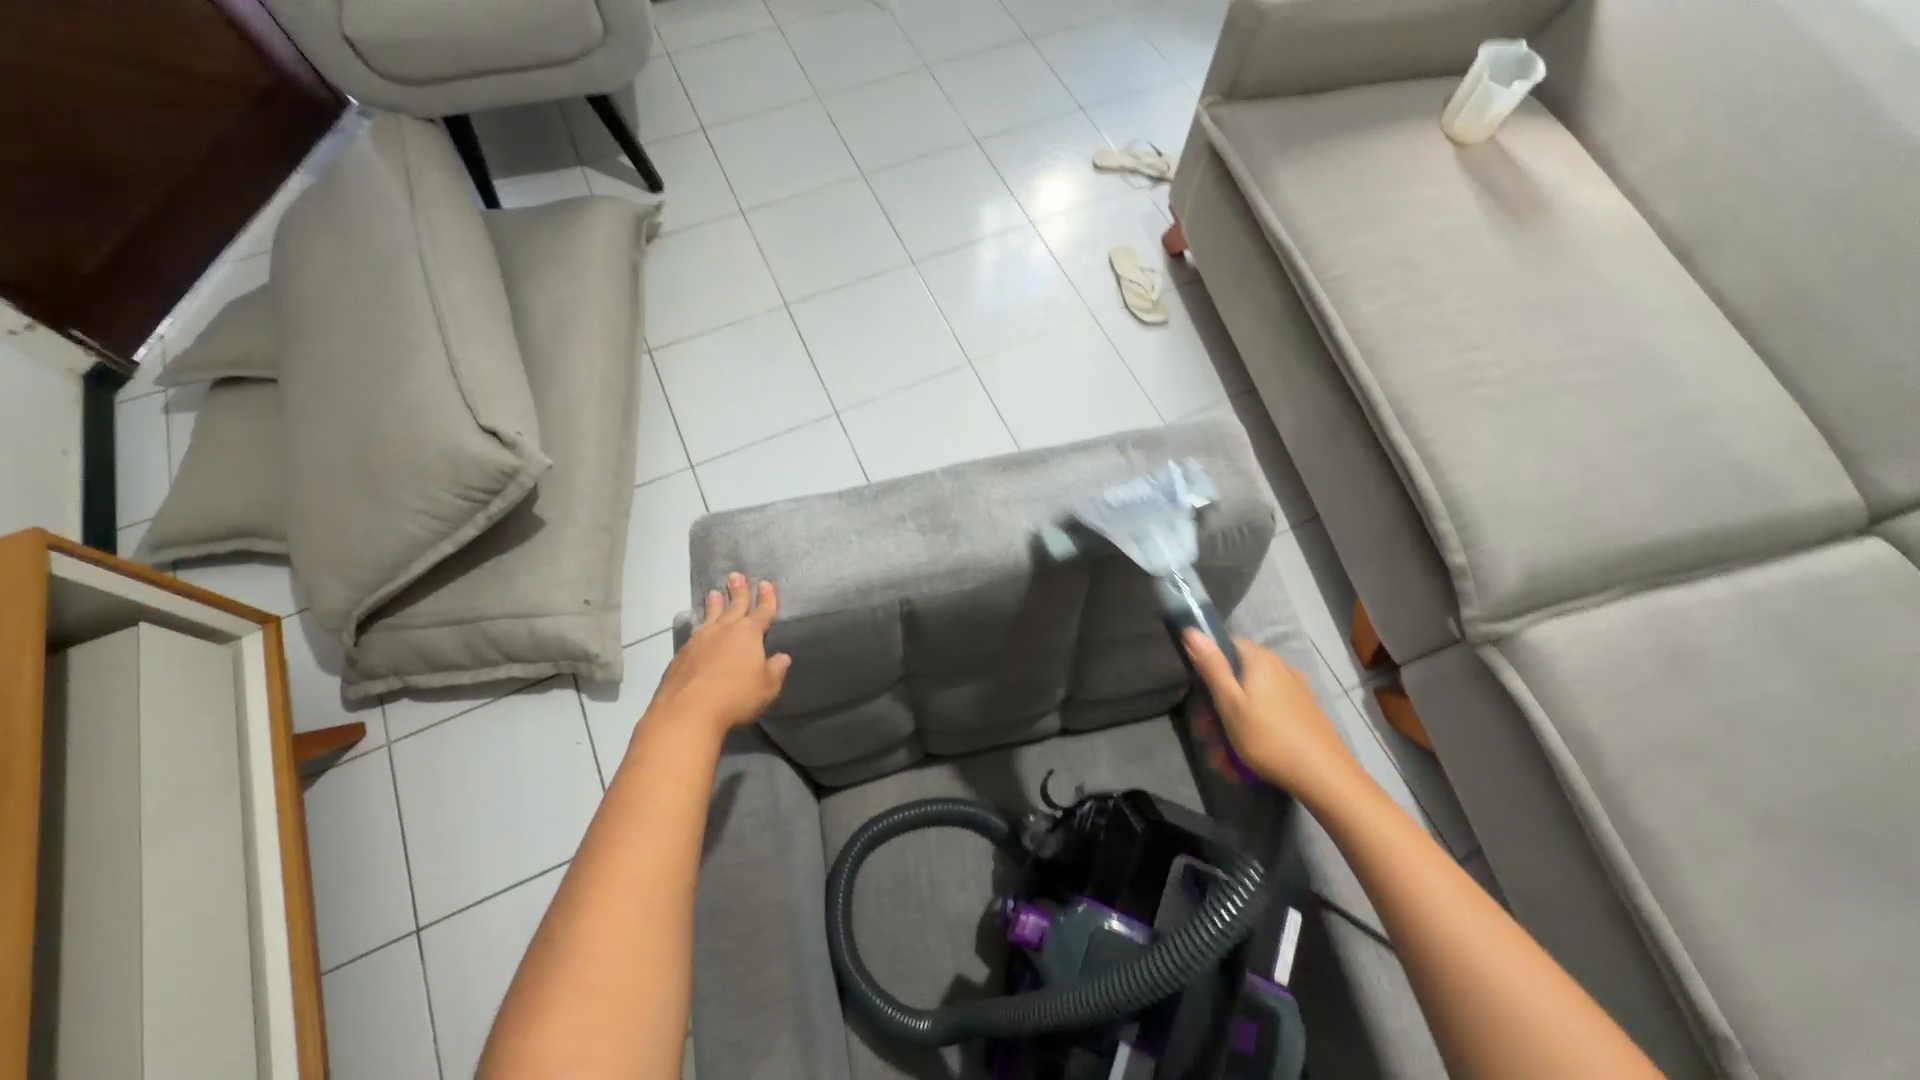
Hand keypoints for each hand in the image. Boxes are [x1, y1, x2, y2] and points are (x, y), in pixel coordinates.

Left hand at [647, 573, 790, 735]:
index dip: (766, 599)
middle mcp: (723, 631)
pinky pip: (695, 633)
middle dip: (738, 591)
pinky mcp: (682, 655)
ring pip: (710, 616)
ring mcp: (699, 641)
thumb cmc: (736, 696)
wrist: (689, 709)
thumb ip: (775, 670)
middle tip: (736, 576)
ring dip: (714, 604)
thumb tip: (782, 657)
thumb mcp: (766, 687)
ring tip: (713, 593)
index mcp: (748, 634)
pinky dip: (700, 626)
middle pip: (733, 606)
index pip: (762, 612)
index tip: (766, 584)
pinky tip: (699, 630)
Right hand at [1182, 631, 1366, 804]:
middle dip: (1219, 703)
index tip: (1199, 691)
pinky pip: (1271, 712)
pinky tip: (1252, 755)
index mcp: (1260, 660)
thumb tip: (1192, 630)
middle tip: (1208, 734)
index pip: (1228, 644)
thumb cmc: (1268, 737)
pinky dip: (1256, 728)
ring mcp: (1296, 689)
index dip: (1209, 663)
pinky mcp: (1306, 711)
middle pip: (1240, 675)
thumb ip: (1211, 666)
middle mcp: (1281, 667)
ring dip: (1235, 721)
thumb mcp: (1230, 703)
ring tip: (1226, 756)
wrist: (1323, 775)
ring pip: (1254, 698)